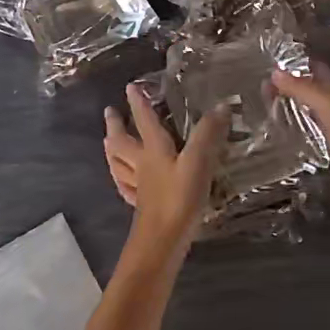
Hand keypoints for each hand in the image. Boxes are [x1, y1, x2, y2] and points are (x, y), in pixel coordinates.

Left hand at [103, 83, 230, 246]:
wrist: (161, 243)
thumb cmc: (179, 199)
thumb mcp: (199, 162)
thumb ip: (208, 133)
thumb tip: (221, 106)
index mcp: (153, 150)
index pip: (144, 120)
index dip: (138, 102)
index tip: (130, 86)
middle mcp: (142, 165)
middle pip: (122, 142)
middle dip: (116, 126)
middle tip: (110, 112)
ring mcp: (139, 187)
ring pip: (119, 164)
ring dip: (112, 150)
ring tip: (108, 142)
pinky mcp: (141, 206)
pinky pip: (126, 188)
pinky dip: (121, 179)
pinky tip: (122, 182)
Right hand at [269, 64, 329, 206]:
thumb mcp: (327, 104)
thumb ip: (303, 88)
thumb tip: (274, 72)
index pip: (317, 71)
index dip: (297, 64)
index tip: (271, 64)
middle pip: (309, 94)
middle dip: (287, 90)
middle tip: (259, 90)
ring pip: (307, 117)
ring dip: (288, 114)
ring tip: (262, 112)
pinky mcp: (328, 154)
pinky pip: (307, 141)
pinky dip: (293, 138)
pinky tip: (277, 140)